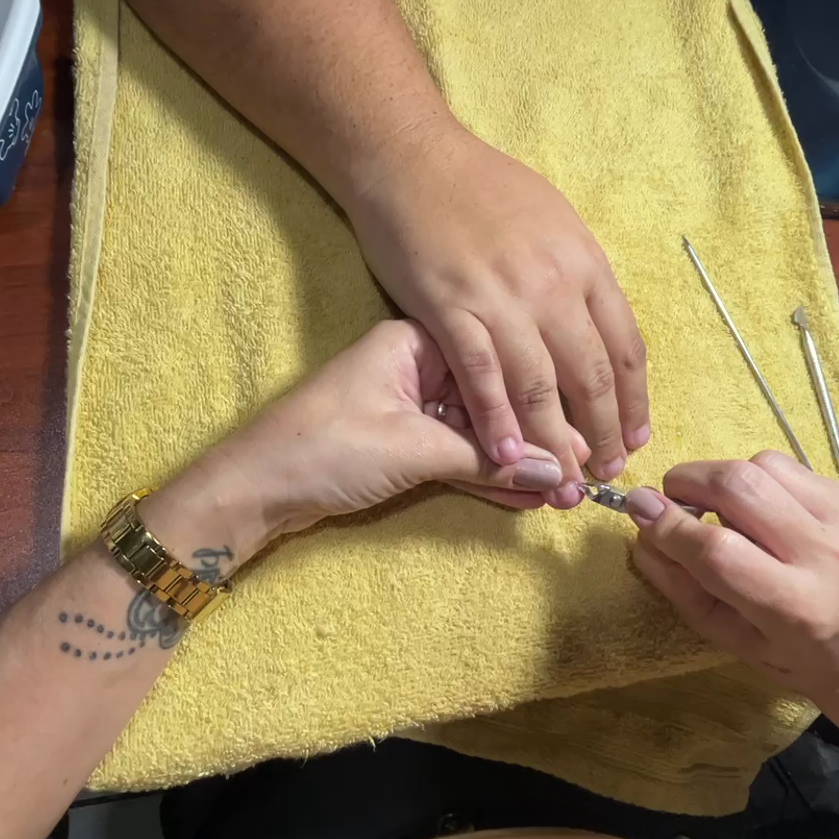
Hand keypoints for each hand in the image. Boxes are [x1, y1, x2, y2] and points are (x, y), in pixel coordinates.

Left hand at [146, 320, 567, 568]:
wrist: (254, 487)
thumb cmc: (326, 447)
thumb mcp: (411, 450)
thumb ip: (487, 461)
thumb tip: (557, 473)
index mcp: (416, 342)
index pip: (496, 364)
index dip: (542, 405)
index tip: (584, 441)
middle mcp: (418, 366)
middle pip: (492, 400)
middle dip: (534, 441)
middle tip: (581, 475)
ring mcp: (409, 405)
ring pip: (478, 432)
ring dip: (514, 465)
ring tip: (561, 494)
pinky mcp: (401, 440)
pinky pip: (456, 454)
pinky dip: (485, 476)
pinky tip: (524, 496)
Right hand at [342, 125, 648, 503]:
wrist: (411, 159)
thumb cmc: (479, 185)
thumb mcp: (550, 218)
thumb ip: (574, 272)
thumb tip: (591, 319)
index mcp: (583, 262)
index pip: (624, 346)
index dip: (633, 401)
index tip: (634, 436)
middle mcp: (551, 285)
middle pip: (589, 376)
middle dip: (601, 434)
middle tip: (603, 474)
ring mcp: (500, 298)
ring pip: (538, 387)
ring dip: (552, 443)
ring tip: (560, 482)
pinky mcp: (450, 309)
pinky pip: (480, 377)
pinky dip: (495, 422)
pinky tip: (504, 457)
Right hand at [622, 452, 838, 722]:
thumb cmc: (784, 652)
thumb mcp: (719, 632)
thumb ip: (675, 578)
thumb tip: (641, 520)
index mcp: (798, 610)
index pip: (718, 550)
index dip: (670, 525)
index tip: (638, 509)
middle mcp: (837, 562)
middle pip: (742, 487)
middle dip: (691, 481)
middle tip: (674, 496)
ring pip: (765, 466)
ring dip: (729, 480)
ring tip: (729, 511)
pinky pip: (793, 469)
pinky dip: (764, 482)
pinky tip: (770, 513)